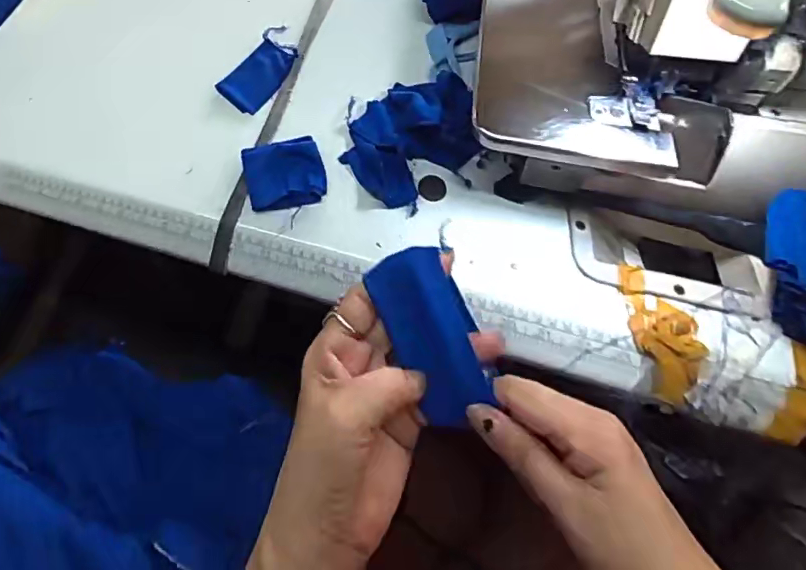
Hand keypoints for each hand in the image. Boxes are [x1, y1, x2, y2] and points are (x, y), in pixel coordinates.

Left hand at [252, 257, 504, 569]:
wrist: (327, 539)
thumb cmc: (319, 470)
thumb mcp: (344, 416)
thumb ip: (386, 383)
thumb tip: (423, 371)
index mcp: (334, 353)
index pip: (363, 303)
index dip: (392, 281)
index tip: (425, 266)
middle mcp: (362, 364)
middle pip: (398, 323)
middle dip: (427, 307)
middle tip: (461, 290)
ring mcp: (387, 391)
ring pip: (422, 354)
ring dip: (450, 344)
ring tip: (486, 338)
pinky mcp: (409, 420)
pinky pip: (437, 389)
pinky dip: (457, 380)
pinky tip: (480, 372)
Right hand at [469, 376, 718, 569]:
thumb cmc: (620, 546)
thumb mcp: (565, 506)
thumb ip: (521, 453)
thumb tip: (476, 409)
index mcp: (585, 423)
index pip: (520, 388)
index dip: (488, 395)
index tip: (458, 409)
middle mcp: (593, 412)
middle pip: (531, 392)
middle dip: (502, 408)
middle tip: (478, 437)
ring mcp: (601, 425)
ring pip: (542, 406)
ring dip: (519, 424)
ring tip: (503, 452)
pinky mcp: (603, 441)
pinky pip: (557, 422)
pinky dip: (538, 435)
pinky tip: (531, 460)